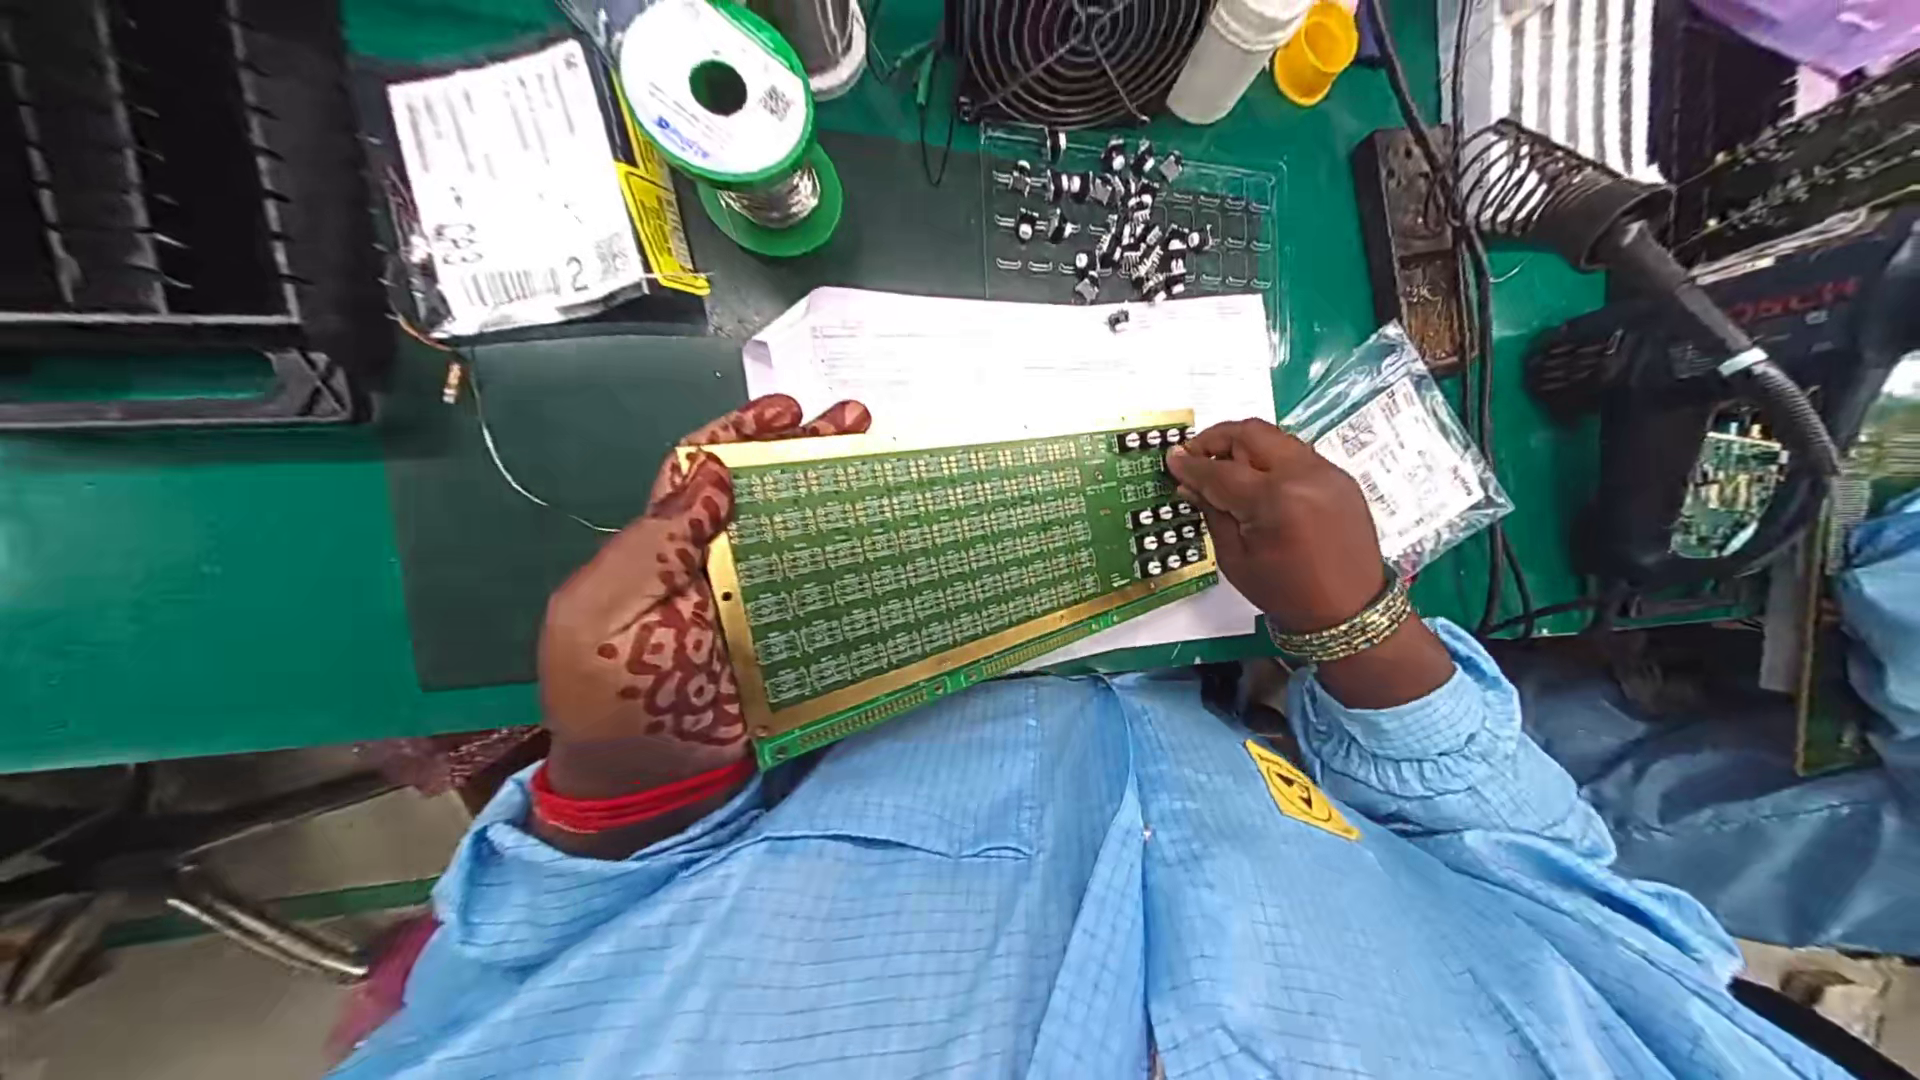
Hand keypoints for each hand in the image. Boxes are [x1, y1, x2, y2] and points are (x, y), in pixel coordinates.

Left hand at [537, 394, 870, 805]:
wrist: (658, 780)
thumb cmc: (616, 699)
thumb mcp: (603, 617)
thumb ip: (650, 544)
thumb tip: (713, 475)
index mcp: (663, 546)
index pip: (702, 470)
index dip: (742, 433)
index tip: (784, 411)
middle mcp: (717, 559)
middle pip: (764, 488)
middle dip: (804, 446)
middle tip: (853, 419)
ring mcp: (760, 593)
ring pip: (800, 524)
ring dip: (836, 486)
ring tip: (876, 454)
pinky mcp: (796, 626)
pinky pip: (826, 578)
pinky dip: (854, 548)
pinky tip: (881, 527)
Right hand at [1165, 418, 1453, 706]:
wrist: (1350, 611)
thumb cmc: (1285, 593)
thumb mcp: (1235, 557)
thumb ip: (1213, 512)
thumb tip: (1190, 484)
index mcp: (1275, 500)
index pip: (1220, 471)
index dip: (1190, 465)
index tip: (1172, 460)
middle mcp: (1304, 475)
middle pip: (1250, 434)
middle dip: (1216, 440)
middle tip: (1195, 456)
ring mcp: (1327, 473)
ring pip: (1274, 438)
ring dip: (1243, 446)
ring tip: (1222, 468)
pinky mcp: (1339, 478)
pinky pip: (1295, 453)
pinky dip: (1268, 458)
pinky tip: (1254, 480)